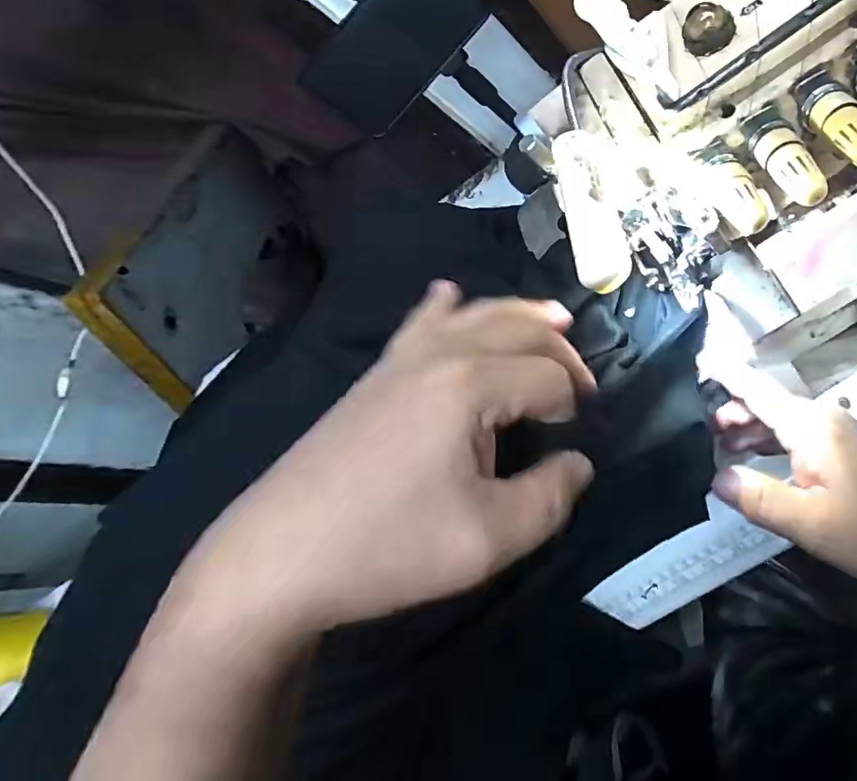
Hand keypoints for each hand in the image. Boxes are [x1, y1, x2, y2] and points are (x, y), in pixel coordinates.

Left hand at [175, 281, 598, 637]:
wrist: (273, 563)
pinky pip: (419, 324)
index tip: (574, 440)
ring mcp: (401, 360)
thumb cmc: (387, 549)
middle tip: (584, 386)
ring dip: (520, 314)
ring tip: (555, 318)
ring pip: (476, 315)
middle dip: (561, 351)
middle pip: (520, 329)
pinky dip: (444, 306)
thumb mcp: (488, 541)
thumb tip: (578, 463)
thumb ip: (551, 498)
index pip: (548, 376)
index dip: (574, 401)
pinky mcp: (374, 376)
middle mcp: (441, 355)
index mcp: (471, 385)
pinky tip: (448, 294)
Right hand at [709, 369, 856, 590]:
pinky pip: (794, 433)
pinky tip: (753, 460)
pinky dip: (769, 441)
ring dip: (748, 429)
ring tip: (715, 448)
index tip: (693, 364)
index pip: (755, 389)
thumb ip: (760, 498)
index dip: (723, 376)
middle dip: (728, 413)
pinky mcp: (842, 445)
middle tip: (694, 434)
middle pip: (764, 402)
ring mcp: (834, 429)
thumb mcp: (811, 523)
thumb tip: (717, 477)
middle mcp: (820, 416)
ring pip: (778, 418)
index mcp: (810, 424)